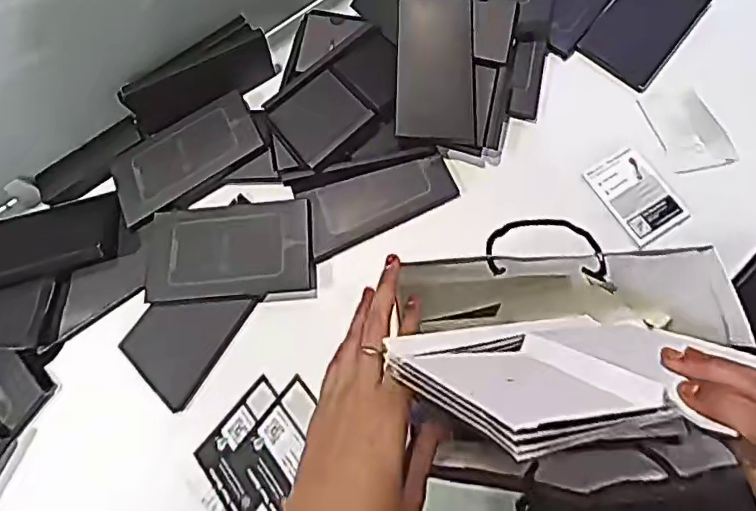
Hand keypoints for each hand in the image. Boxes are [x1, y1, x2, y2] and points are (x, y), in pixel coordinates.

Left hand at [285, 256, 447, 510]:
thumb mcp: (410, 488)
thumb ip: (423, 449)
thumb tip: (434, 425)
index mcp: (386, 411)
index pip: (403, 354)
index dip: (410, 323)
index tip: (415, 301)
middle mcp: (359, 394)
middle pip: (373, 331)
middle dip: (383, 293)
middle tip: (390, 267)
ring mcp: (337, 395)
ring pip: (351, 339)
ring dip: (362, 310)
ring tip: (371, 286)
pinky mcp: (322, 403)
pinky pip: (336, 359)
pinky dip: (345, 338)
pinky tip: (348, 331)